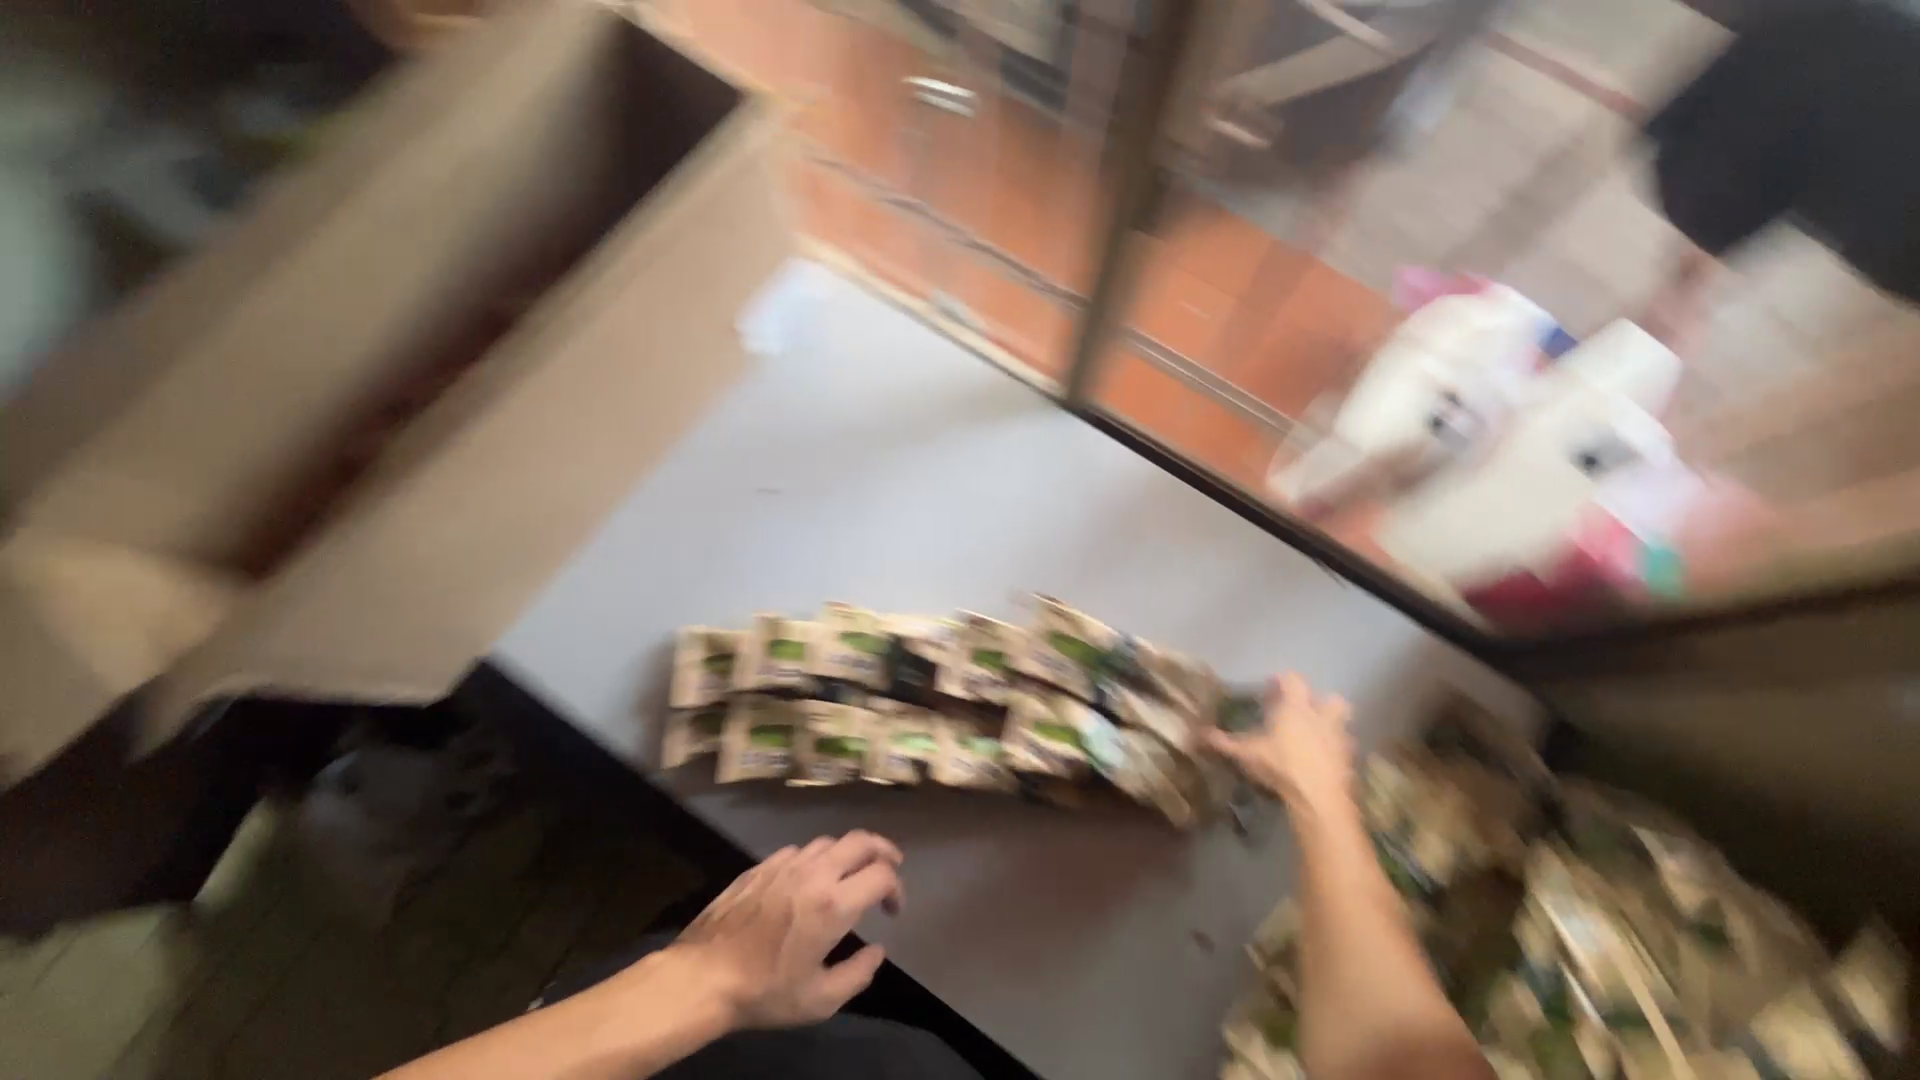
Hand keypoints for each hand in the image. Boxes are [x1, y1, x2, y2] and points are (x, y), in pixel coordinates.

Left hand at [671, 831, 904, 1029]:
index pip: (882, 874)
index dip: (897, 888)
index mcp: (834, 903)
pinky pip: (799, 850)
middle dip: (883, 851)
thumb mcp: (820, 1001)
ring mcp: (784, 864)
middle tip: (889, 868)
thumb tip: (877, 952)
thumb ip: (858, 974)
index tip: (892, 911)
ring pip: (829, 841)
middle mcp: (814, 873)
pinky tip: (808, 881)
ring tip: (849, 876)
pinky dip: (815, 859)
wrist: (702, 977)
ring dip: (848, 854)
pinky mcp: (760, 865)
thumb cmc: (764, 992)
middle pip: (861, 840)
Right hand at [1206, 673, 1353, 817]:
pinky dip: (1334, 752)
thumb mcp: (1247, 754)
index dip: (1283, 680)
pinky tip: (1321, 761)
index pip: (1293, 680)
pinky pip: (1344, 749)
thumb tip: (1199, 734)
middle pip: (1330, 698)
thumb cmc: (1281, 766)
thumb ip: (1224, 742)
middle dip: (1318, 702)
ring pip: (1341, 723)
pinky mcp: (1350, 761)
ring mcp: (1339, 738)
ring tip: (1312, 737)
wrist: (1319, 798)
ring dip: (1329, 726)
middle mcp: (1321, 717)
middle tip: (1301, 711)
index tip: (1272, 686)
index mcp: (1296, 708)